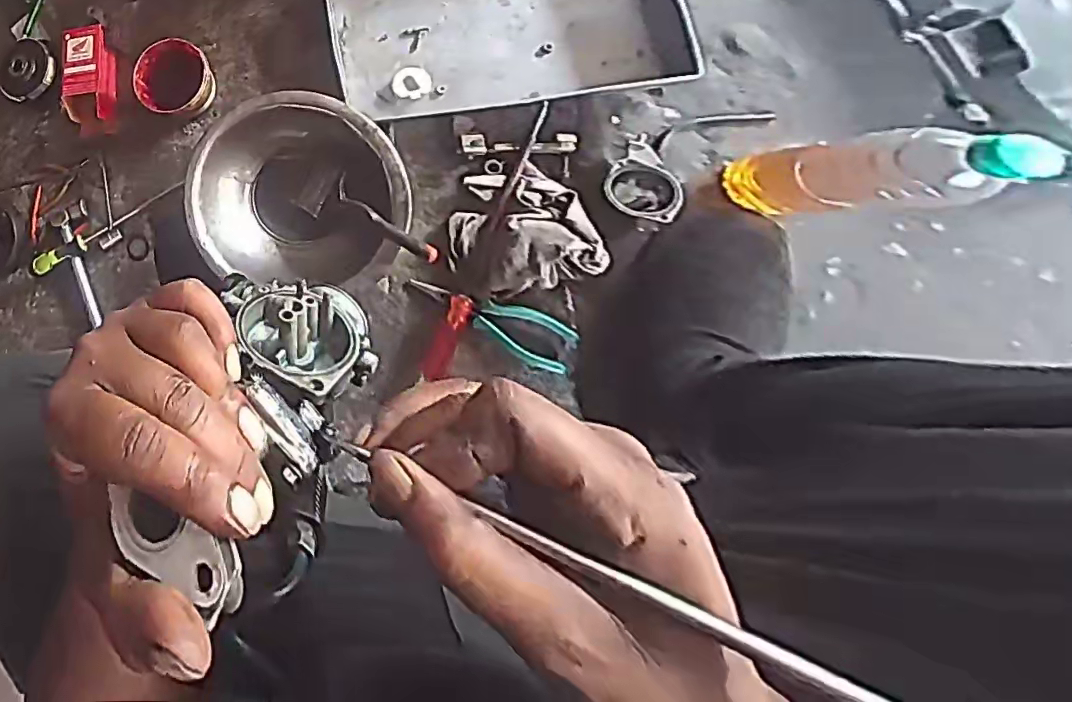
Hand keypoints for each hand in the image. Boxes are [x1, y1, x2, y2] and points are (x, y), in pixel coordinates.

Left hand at [42, 280, 273, 684]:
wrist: (121, 469)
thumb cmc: (120, 513)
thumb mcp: (125, 578)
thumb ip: (148, 619)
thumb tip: (184, 642)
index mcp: (70, 424)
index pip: (133, 442)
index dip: (194, 480)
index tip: (238, 515)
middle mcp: (91, 365)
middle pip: (172, 398)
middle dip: (224, 453)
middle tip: (250, 491)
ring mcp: (124, 328)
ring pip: (188, 345)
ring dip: (226, 396)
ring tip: (242, 437)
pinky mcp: (155, 307)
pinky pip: (192, 299)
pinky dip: (219, 329)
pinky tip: (228, 369)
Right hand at [363, 378, 785, 701]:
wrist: (697, 694)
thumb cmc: (656, 681)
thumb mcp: (563, 639)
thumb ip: (473, 557)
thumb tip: (394, 478)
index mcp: (623, 482)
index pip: (511, 410)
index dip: (447, 439)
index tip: (410, 486)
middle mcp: (599, 448)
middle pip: (484, 400)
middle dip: (418, 429)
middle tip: (375, 476)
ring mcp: (574, 451)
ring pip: (475, 408)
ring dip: (418, 435)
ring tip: (384, 478)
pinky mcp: (550, 466)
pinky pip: (480, 436)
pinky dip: (436, 452)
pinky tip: (414, 481)